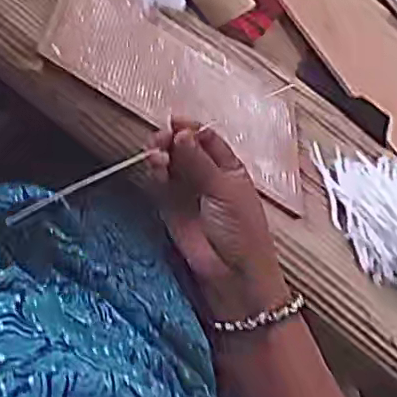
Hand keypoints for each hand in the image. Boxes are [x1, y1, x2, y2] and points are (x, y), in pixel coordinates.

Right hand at [146, 120, 287, 319]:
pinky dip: (155, 169)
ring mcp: (186, 189)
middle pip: (183, 147)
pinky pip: (158, 179)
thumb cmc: (242, 231)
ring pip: (169, 161)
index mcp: (228, 168)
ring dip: (161, 152)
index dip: (191, 129)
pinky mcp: (168, 203)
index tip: (176, 122)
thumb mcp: (225, 190)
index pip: (207, 139)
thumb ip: (199, 161)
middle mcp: (205, 175)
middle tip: (161, 138)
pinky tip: (155, 165)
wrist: (231, 274)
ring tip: (157, 154)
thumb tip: (182, 133)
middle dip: (171, 139)